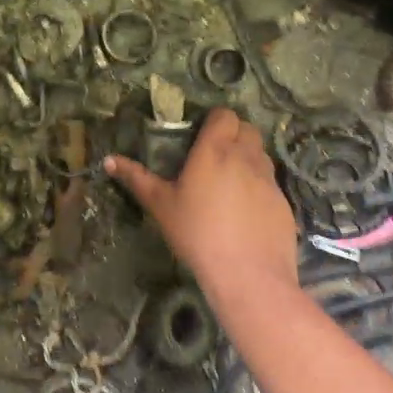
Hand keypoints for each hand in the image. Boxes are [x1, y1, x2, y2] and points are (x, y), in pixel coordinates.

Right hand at [104, 110, 297, 287]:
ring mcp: (269, 181)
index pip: (225, 115)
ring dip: (248, 156)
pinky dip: (259, 186)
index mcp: (215, 150)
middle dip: (233, 134)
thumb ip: (136, 178)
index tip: (200, 134)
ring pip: (261, 154)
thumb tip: (108, 160)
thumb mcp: (160, 206)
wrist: (249, 277)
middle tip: (214, 154)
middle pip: (247, 129)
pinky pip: (271, 183)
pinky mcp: (284, 204)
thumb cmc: (198, 234)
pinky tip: (245, 211)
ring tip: (230, 180)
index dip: (214, 119)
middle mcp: (246, 158)